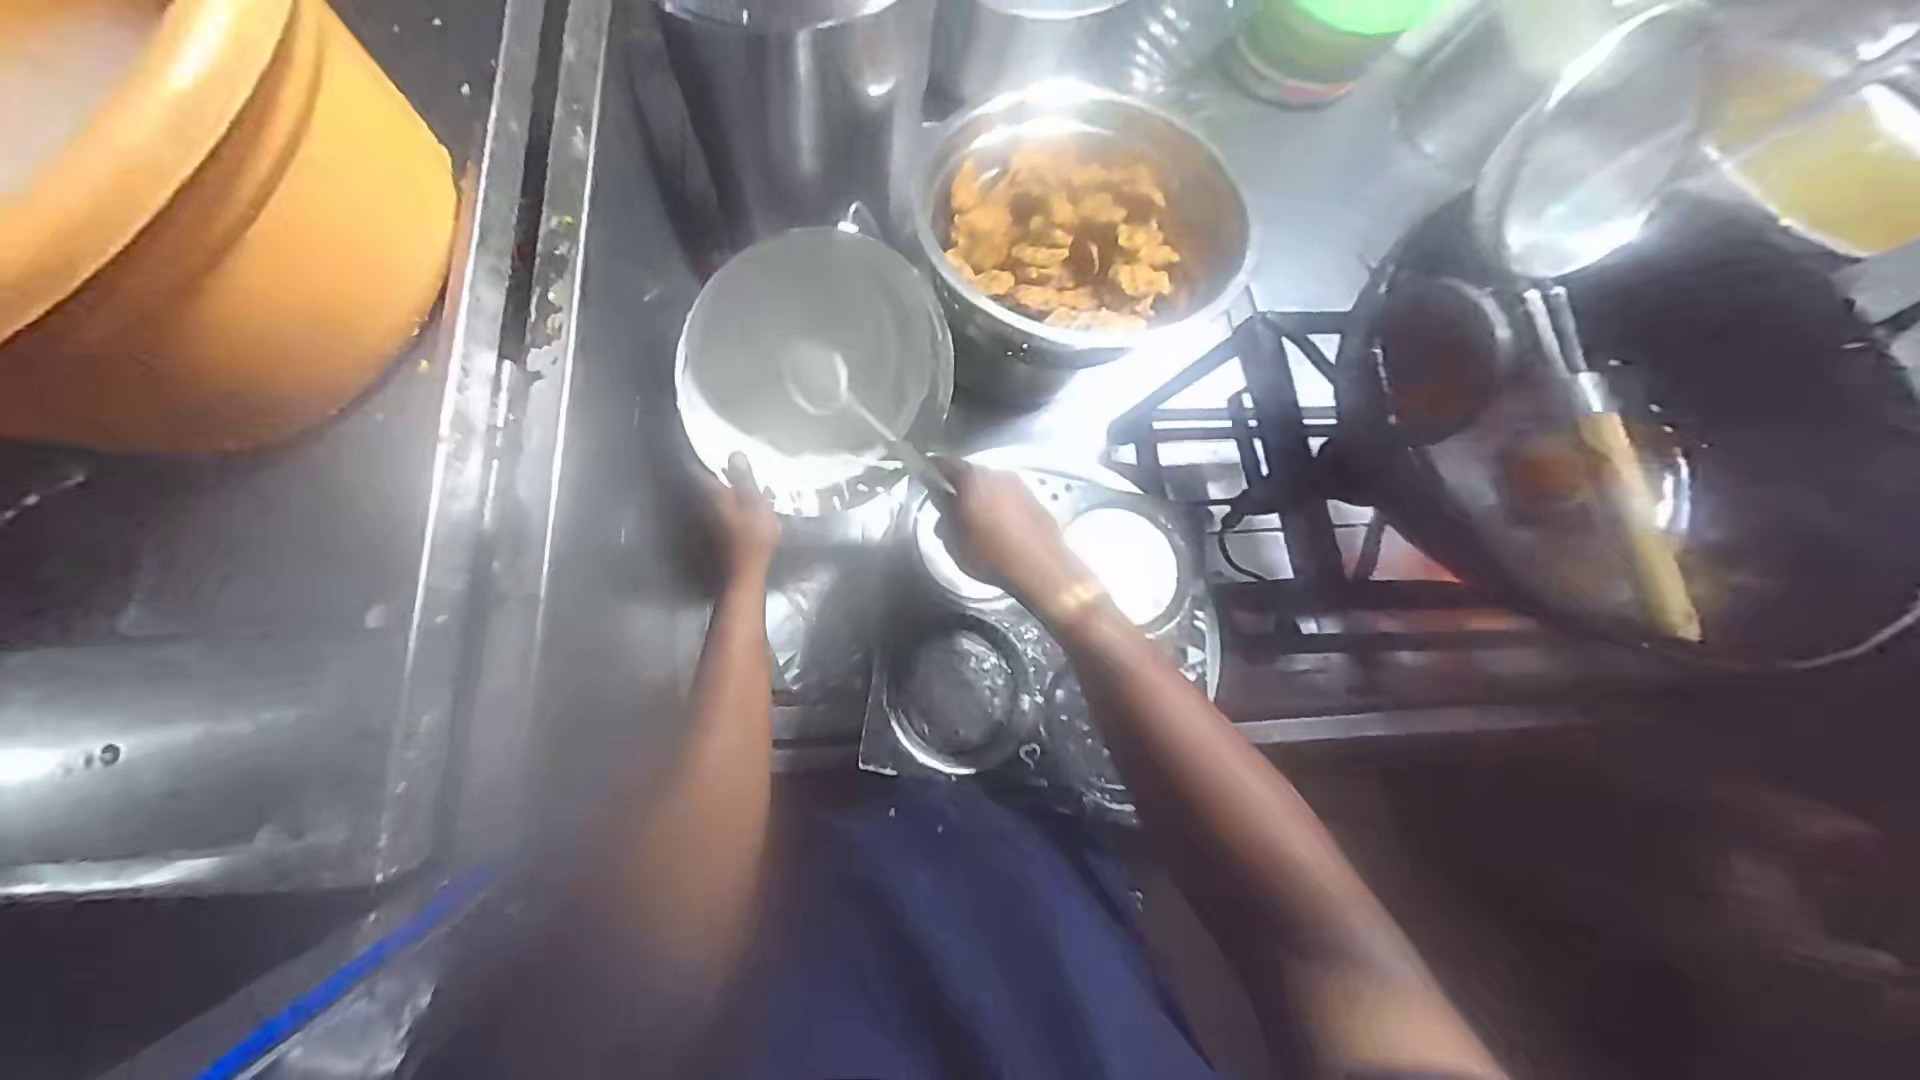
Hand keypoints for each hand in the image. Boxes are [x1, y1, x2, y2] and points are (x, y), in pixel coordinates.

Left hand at [698, 452, 779, 582]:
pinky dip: (726, 501)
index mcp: (715, 495)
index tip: (705, 445)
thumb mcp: (755, 504)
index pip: (700, 470)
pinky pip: (719, 508)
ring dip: (718, 486)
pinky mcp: (718, 532)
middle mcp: (706, 505)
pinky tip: (736, 501)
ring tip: (731, 476)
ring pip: (711, 496)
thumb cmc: (753, 537)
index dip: (700, 457)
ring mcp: (710, 521)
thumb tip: (734, 453)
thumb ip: (744, 480)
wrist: (745, 574)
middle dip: (710, 470)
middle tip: (719, 457)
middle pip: (704, 483)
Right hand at [932, 458, 1106, 625]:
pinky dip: (999, 507)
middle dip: (958, 490)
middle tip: (949, 513)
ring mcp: (1020, 485)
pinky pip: (1008, 498)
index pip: (944, 464)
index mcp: (973, 478)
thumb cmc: (990, 554)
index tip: (925, 480)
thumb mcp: (954, 538)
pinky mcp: (1036, 500)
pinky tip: (998, 530)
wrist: (1041, 568)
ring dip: (980, 499)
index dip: (931, 471)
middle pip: (970, 475)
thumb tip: (941, 495)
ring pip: (991, 487)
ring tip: (974, 526)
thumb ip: (944, 510)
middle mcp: (998, 474)